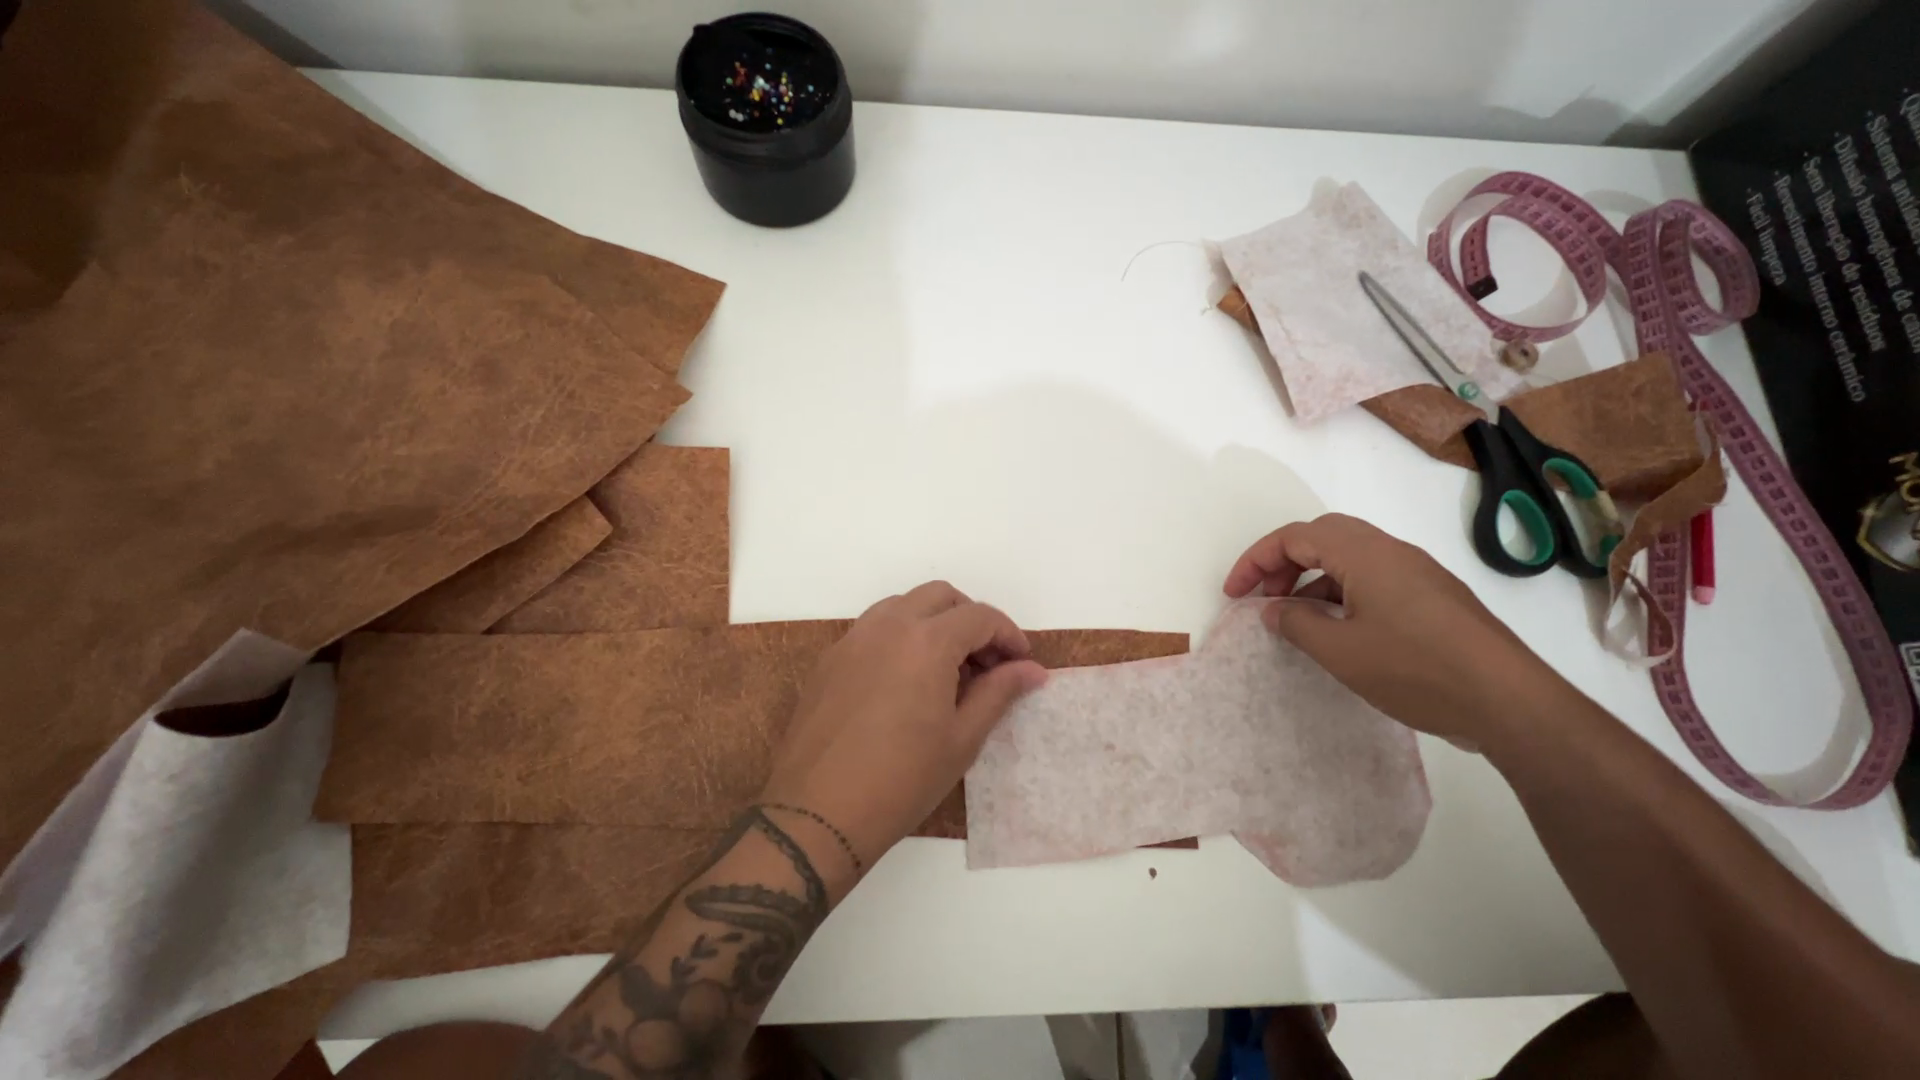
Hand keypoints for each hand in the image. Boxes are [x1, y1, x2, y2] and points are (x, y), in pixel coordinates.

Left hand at [761, 582, 1047, 875]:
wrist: (818, 812)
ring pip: (902, 606)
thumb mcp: (962, 738)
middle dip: (970, 620)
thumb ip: (998, 692)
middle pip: (940, 597)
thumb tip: (1032, 670)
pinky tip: (906, 684)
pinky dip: (899, 638)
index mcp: (926, 641)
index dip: (1009, 636)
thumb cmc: (903, 779)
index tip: (1021, 666)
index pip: (980, 617)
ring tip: (946, 672)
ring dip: (932, 623)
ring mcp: (852, 640)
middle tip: (986, 664)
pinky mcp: (829, 661)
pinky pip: (873, 630)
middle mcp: (887, 626)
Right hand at [1223, 513, 1556, 748]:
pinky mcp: (1435, 598)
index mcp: (1366, 554)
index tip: (1234, 594)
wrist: (1508, 699)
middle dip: (1285, 562)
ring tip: (1298, 618)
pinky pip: (1375, 578)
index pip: (1296, 536)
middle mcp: (1393, 552)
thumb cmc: (1415, 669)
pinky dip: (1343, 592)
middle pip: (1324, 536)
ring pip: (1351, 557)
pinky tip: (1341, 630)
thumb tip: (1274, 609)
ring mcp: (1419, 573)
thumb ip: (1298, 624)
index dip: (1256, 561)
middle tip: (1265, 599)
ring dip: (1314, 577)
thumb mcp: (1341, 652)